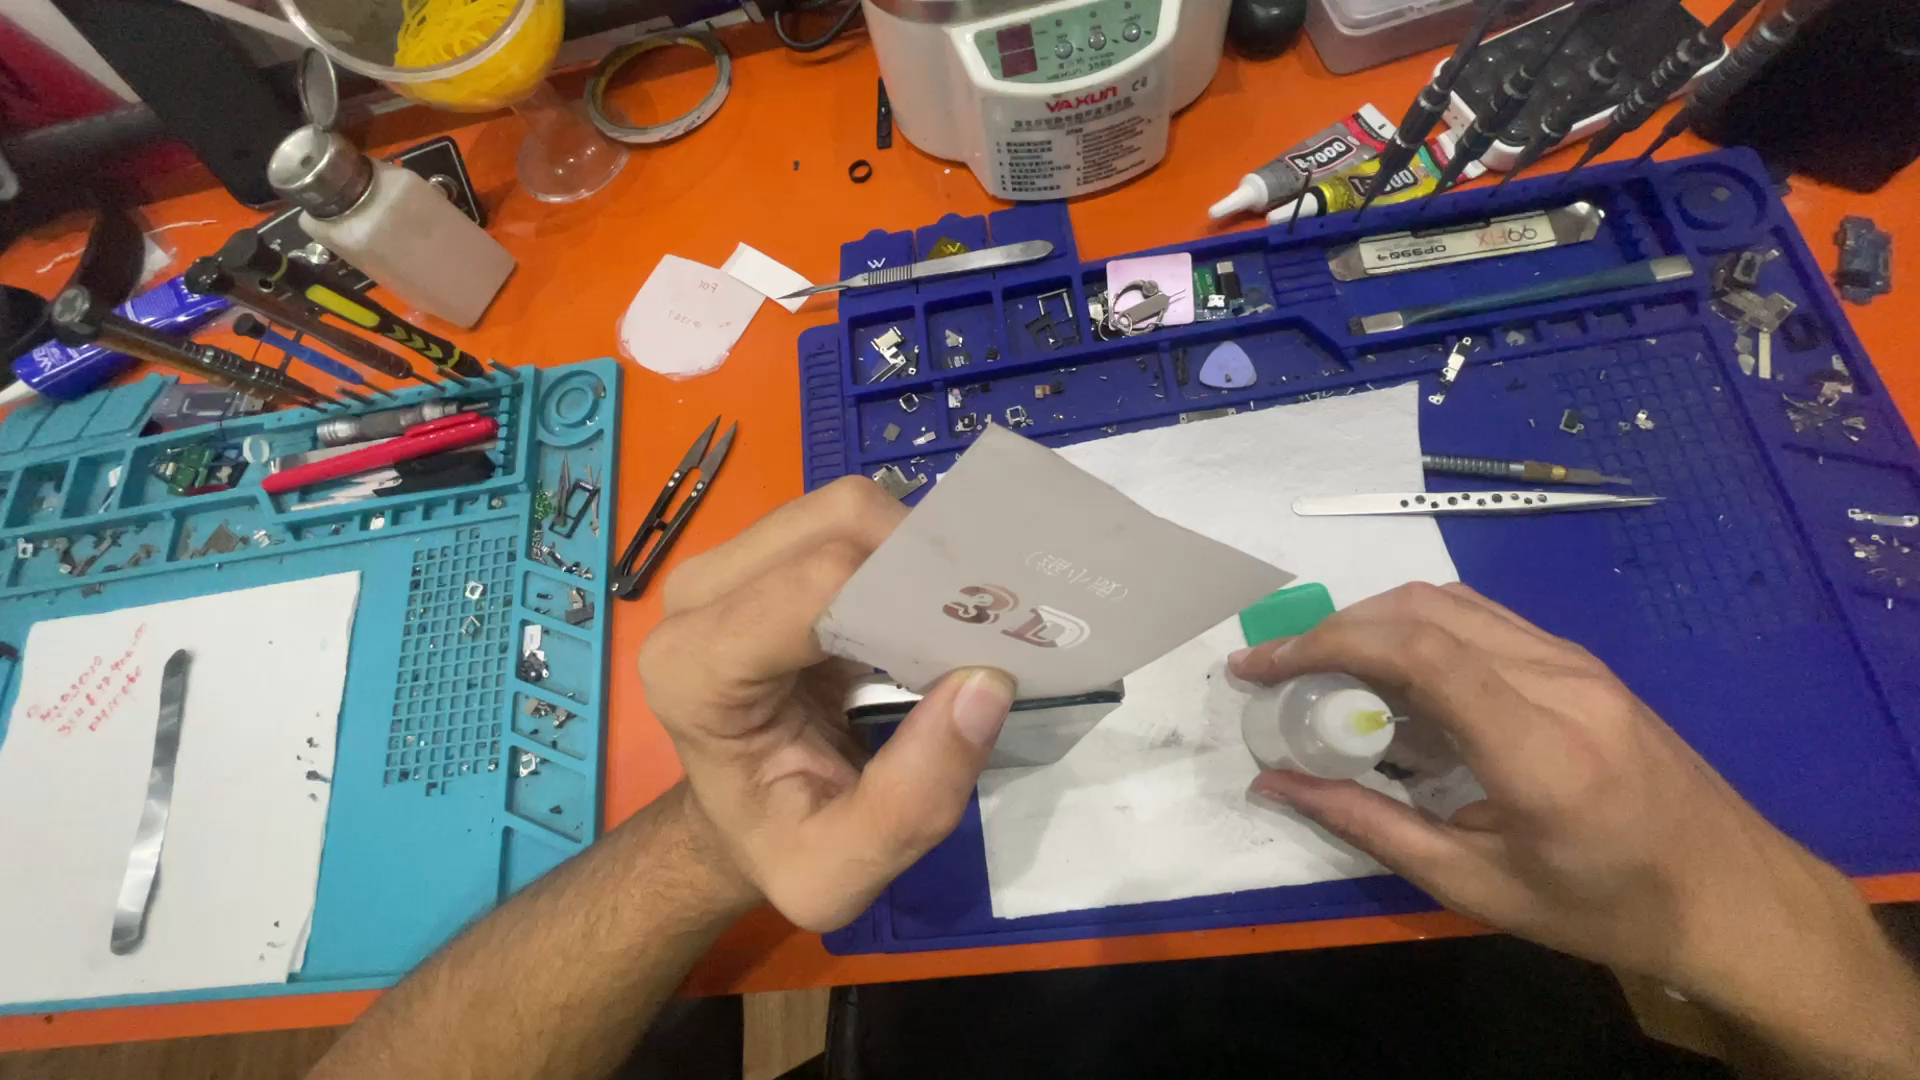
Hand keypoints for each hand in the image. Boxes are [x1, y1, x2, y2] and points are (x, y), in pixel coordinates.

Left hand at [638, 478, 1015, 931]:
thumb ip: (915, 798)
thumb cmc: (779, 839)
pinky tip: (913, 602)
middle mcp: (697, 598)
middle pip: (834, 525)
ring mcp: (725, 564)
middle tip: (967, 624)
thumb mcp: (842, 869)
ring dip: (908, 552)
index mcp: (696, 672)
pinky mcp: (760, 554)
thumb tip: (986, 682)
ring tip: (939, 617)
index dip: (910, 597)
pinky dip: (895, 549)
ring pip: (842, 509)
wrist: (738, 813)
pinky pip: (842, 521)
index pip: (820, 585)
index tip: (973, 644)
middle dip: (917, 563)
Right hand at [1229, 582, 1874, 999]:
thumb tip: (1271, 782)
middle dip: (1329, 630)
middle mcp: (1560, 682)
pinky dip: (1407, 625)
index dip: (1323, 644)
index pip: (1418, 655)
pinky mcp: (1576, 658)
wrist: (1741, 900)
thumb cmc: (1606, 909)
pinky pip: (1472, 614)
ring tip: (1322, 665)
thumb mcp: (1473, 887)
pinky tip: (1389, 668)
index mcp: (1541, 750)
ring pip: (1441, 601)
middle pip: (1418, 612)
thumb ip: (1364, 823)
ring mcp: (1574, 661)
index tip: (1260, 666)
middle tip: (1279, 670)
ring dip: (1365, 621)